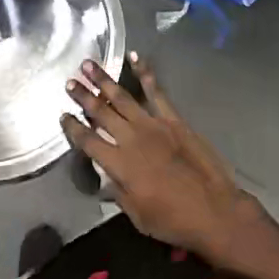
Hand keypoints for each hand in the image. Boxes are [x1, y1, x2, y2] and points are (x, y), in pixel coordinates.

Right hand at [61, 54, 259, 257]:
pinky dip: (144, 72)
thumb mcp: (138, 216)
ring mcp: (151, 124)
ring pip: (121, 96)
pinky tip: (135, 56)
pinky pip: (155, 91)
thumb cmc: (174, 221)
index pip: (87, 141)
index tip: (63, 115)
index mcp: (118, 163)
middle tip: (69, 81)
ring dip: (103, 79)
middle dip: (83, 96)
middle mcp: (129, 138)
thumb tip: (105, 178)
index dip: (73, 128)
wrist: (215, 211)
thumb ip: (118, 192)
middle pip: (100, 112)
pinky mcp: (172, 118)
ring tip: (88, 64)